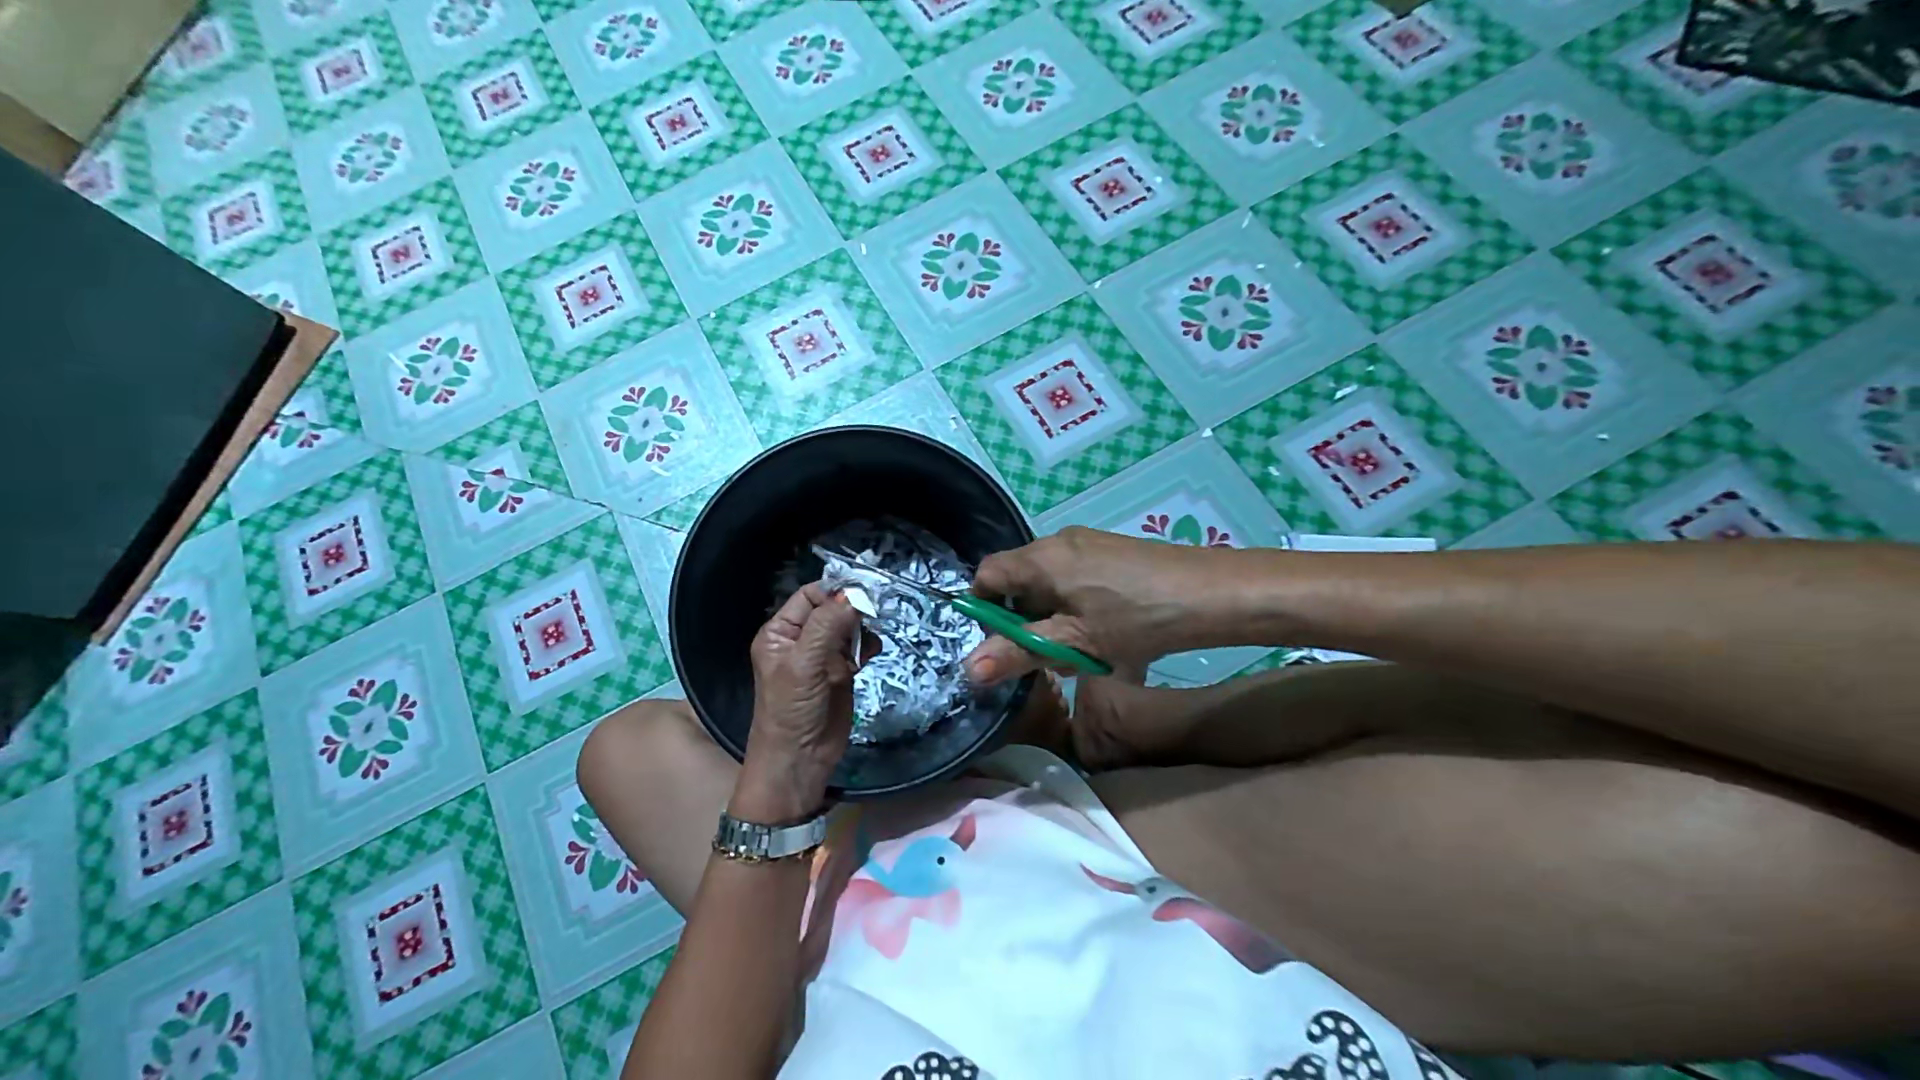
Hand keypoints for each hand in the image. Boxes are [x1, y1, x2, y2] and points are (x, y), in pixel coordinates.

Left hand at [735, 584, 861, 822]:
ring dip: (863, 628)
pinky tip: (870, 655)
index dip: (835, 592)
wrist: (800, 761)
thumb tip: (854, 595)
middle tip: (875, 612)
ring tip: (869, 642)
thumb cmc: (791, 711)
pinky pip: (858, 647)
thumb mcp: (803, 664)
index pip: (810, 595)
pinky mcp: (841, 671)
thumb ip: (827, 626)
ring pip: (849, 626)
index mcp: (781, 632)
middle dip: (854, 608)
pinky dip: (867, 646)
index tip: (864, 591)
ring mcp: (822, 655)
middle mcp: (801, 639)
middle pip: (833, 608)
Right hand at [965, 527, 1237, 685]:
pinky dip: (1075, 606)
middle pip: (1018, 579)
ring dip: (1052, 618)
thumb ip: (1020, 653)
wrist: (1212, 594)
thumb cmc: (1137, 619)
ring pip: (1048, 582)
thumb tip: (968, 669)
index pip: (987, 574)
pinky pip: (1074, 577)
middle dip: (1024, 620)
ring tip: (1082, 650)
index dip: (984, 610)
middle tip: (1049, 655)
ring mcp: (1088, 544)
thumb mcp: (1075, 643)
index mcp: (1041, 558)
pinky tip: (1104, 632)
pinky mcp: (1111, 552)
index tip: (1003, 644)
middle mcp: (1058, 541)